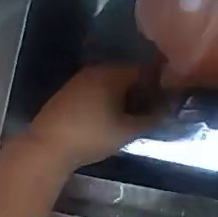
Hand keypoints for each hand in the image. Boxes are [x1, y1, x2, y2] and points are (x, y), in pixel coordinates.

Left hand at [23, 65, 164, 169]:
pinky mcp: (68, 93)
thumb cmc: (92, 135)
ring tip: (136, 113)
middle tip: (155, 107)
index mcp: (113, 74)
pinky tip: (112, 115)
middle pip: (127, 74)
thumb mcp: (127, 131)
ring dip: (125, 94)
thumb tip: (168, 112)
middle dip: (143, 88)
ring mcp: (79, 80)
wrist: (47, 147)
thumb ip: (150, 119)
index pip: (145, 70)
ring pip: (111, 82)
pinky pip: (97, 89)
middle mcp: (96, 70)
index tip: (170, 97)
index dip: (160, 82)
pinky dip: (109, 98)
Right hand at [135, 0, 217, 87]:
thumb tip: (168, 73)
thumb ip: (169, 74)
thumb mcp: (184, 78)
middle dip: (182, 15)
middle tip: (200, 42)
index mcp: (151, 5)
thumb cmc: (215, 58)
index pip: (144, 18)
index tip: (173, 51)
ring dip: (210, 3)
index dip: (158, 35)